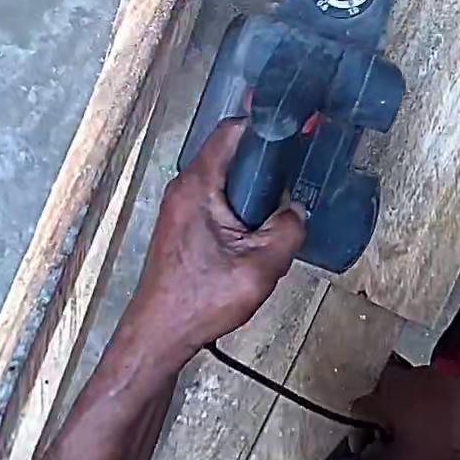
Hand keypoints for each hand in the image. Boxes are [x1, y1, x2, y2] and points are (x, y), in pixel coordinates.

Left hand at [125, 118, 306, 360]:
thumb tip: (298, 211)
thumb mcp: (261, 266)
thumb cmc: (202, 299)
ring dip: (256, 182)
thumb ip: (288, 230)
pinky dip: (243, 200)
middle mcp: (185, 187)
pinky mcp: (184, 223)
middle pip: (230, 151)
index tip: (297, 128)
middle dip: (267, 156)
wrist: (159, 335)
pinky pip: (219, 196)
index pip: (231, 131)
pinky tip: (264, 222)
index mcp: (199, 186)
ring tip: (286, 197)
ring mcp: (182, 205)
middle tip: (300, 165)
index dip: (266, 123)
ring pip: (226, 176)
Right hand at [352, 365, 459, 459]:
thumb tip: (361, 456)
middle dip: (381, 417)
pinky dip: (422, 403)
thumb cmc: (439, 440)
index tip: (369, 450)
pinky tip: (435, 420)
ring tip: (415, 432)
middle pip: (379, 397)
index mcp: (381, 397)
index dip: (359, 432)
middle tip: (392, 440)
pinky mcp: (442, 374)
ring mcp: (421, 372)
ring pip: (401, 391)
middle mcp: (397, 378)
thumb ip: (375, 459)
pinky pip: (422, 389)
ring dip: (402, 409)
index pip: (356, 411)